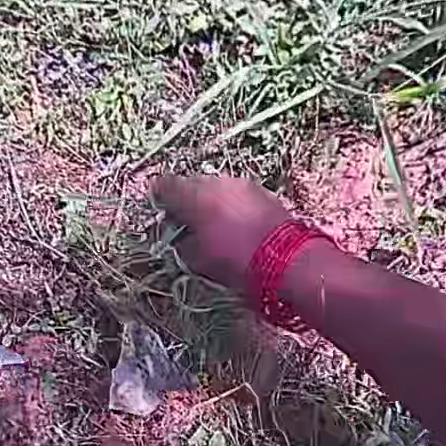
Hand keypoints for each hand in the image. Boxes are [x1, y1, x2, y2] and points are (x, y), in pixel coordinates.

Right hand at [152, 174, 291, 290]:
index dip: (159, 197)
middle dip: (185, 199)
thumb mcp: (199, 261)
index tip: (158, 207)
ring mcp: (240, 184)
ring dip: (209, 201)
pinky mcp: (261, 190)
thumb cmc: (237, 262)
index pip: (166, 186)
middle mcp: (215, 183)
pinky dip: (228, 204)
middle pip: (191, 184)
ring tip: (210, 223)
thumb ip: (182, 245)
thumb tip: (177, 238)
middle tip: (184, 220)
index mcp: (194, 197)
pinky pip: (235, 193)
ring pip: (215, 187)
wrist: (287, 260)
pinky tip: (232, 222)